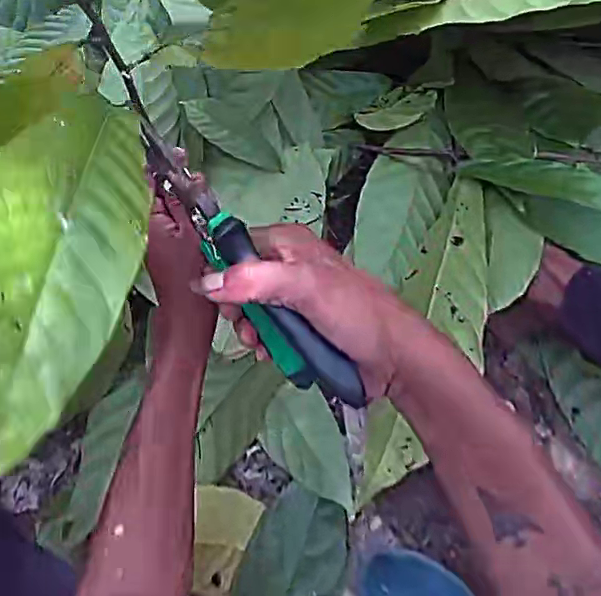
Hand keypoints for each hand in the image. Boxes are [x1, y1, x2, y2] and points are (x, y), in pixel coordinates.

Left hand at [143, 153, 215, 350]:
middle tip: (186, 164)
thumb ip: (187, 201)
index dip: (160, 163)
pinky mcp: (155, 243)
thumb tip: (188, 174)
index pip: (146, 180)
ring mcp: (147, 234)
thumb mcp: (193, 231)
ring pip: (159, 202)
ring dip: (174, 190)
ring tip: (191, 180)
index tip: (176, 153)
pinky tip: (188, 203)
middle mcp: (141, 224)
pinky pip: (164, 216)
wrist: (186, 315)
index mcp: (146, 218)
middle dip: (169, 175)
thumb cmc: (191, 275)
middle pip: (152, 189)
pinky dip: (175, 207)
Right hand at [192, 224, 424, 401]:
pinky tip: (271, 351)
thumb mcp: (303, 288)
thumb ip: (254, 281)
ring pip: (249, 308)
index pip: (234, 244)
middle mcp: (286, 263)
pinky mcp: (297, 322)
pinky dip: (264, 341)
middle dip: (236, 307)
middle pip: (237, 279)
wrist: (394, 358)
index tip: (217, 295)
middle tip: (245, 324)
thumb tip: (206, 282)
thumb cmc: (356, 313)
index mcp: (285, 241)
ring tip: (261, 343)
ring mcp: (291, 294)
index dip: (220, 269)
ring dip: (250, 329)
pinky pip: (266, 329)